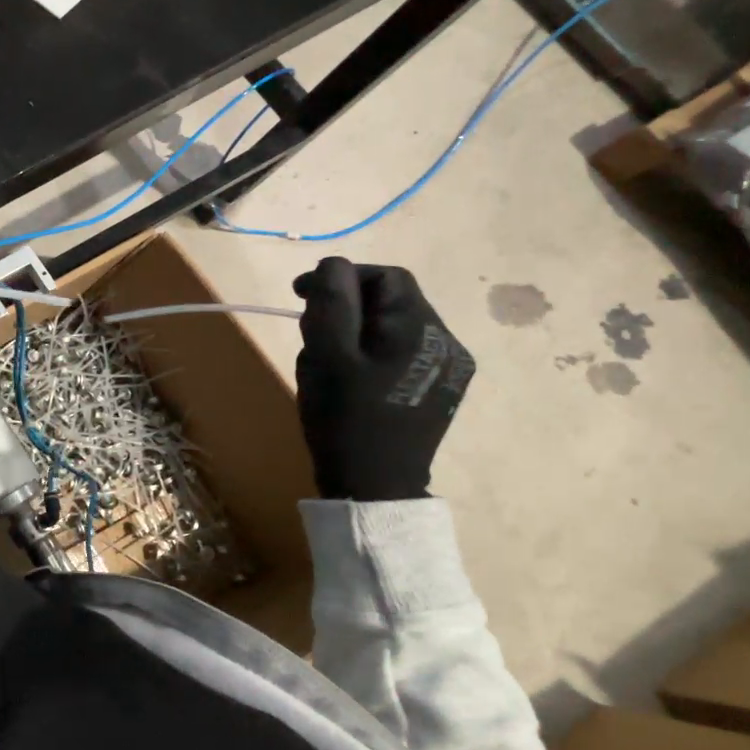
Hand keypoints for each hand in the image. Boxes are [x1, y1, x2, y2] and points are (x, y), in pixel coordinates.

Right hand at [291, 258, 474, 501]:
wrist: (375, 486)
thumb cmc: (345, 418)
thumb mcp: (326, 356)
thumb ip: (331, 303)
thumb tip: (333, 264)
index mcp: (422, 330)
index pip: (385, 277)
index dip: (341, 278)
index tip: (300, 297)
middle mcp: (448, 342)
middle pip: (393, 300)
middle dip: (347, 306)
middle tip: (309, 333)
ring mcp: (450, 367)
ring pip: (395, 326)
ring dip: (358, 329)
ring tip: (328, 358)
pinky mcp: (442, 388)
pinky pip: (404, 351)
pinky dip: (373, 351)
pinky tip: (354, 376)